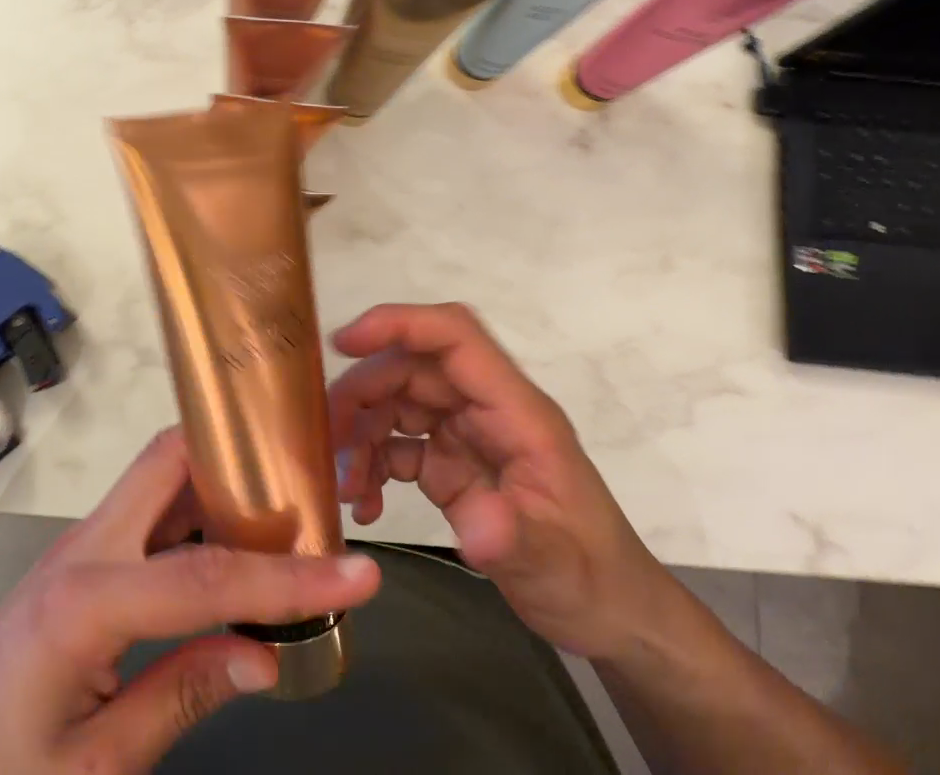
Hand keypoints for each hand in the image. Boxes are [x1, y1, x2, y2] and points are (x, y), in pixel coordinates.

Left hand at [0, 429, 381, 774]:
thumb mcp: (93, 763)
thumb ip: (178, 698)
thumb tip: (265, 656)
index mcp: (82, 604)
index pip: (203, 577)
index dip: (286, 577)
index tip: (359, 573)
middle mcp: (82, 551)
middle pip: (167, 464)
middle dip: (240, 456)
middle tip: (312, 483)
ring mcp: (78, 548)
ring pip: (159, 479)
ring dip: (224, 480)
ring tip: (293, 508)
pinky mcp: (80, 562)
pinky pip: (148, 515)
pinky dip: (200, 513)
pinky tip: (238, 545)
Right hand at [329, 302, 683, 661]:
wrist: (609, 614)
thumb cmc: (592, 581)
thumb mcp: (556, 566)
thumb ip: (516, 540)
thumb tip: (475, 526)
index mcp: (517, 414)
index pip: (456, 339)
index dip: (400, 325)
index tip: (343, 343)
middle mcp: (488, 413)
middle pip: (413, 368)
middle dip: (363, 393)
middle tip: (330, 441)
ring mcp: (467, 438)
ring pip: (399, 403)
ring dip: (362, 433)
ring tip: (345, 486)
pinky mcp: (451, 466)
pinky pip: (399, 444)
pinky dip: (372, 466)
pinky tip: (363, 504)